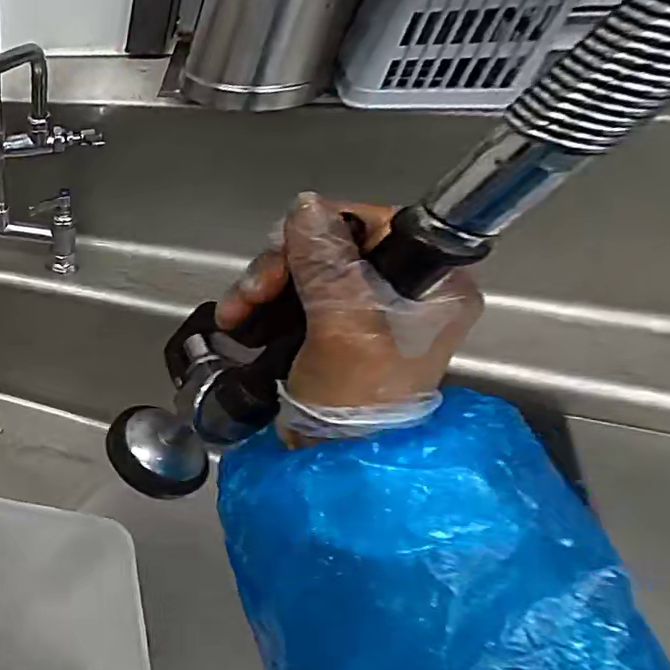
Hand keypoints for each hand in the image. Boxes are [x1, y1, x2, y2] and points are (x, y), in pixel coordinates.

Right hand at [217, 193, 482, 444]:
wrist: (332, 463)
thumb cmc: (354, 400)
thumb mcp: (344, 325)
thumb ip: (326, 262)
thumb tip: (304, 206)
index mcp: (432, 285)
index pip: (382, 224)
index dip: (330, 230)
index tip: (293, 251)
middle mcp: (402, 291)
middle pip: (333, 246)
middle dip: (283, 265)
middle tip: (255, 292)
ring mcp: (363, 310)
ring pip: (304, 268)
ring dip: (263, 285)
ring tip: (237, 313)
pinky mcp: (329, 328)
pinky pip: (292, 293)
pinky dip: (262, 301)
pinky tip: (239, 318)